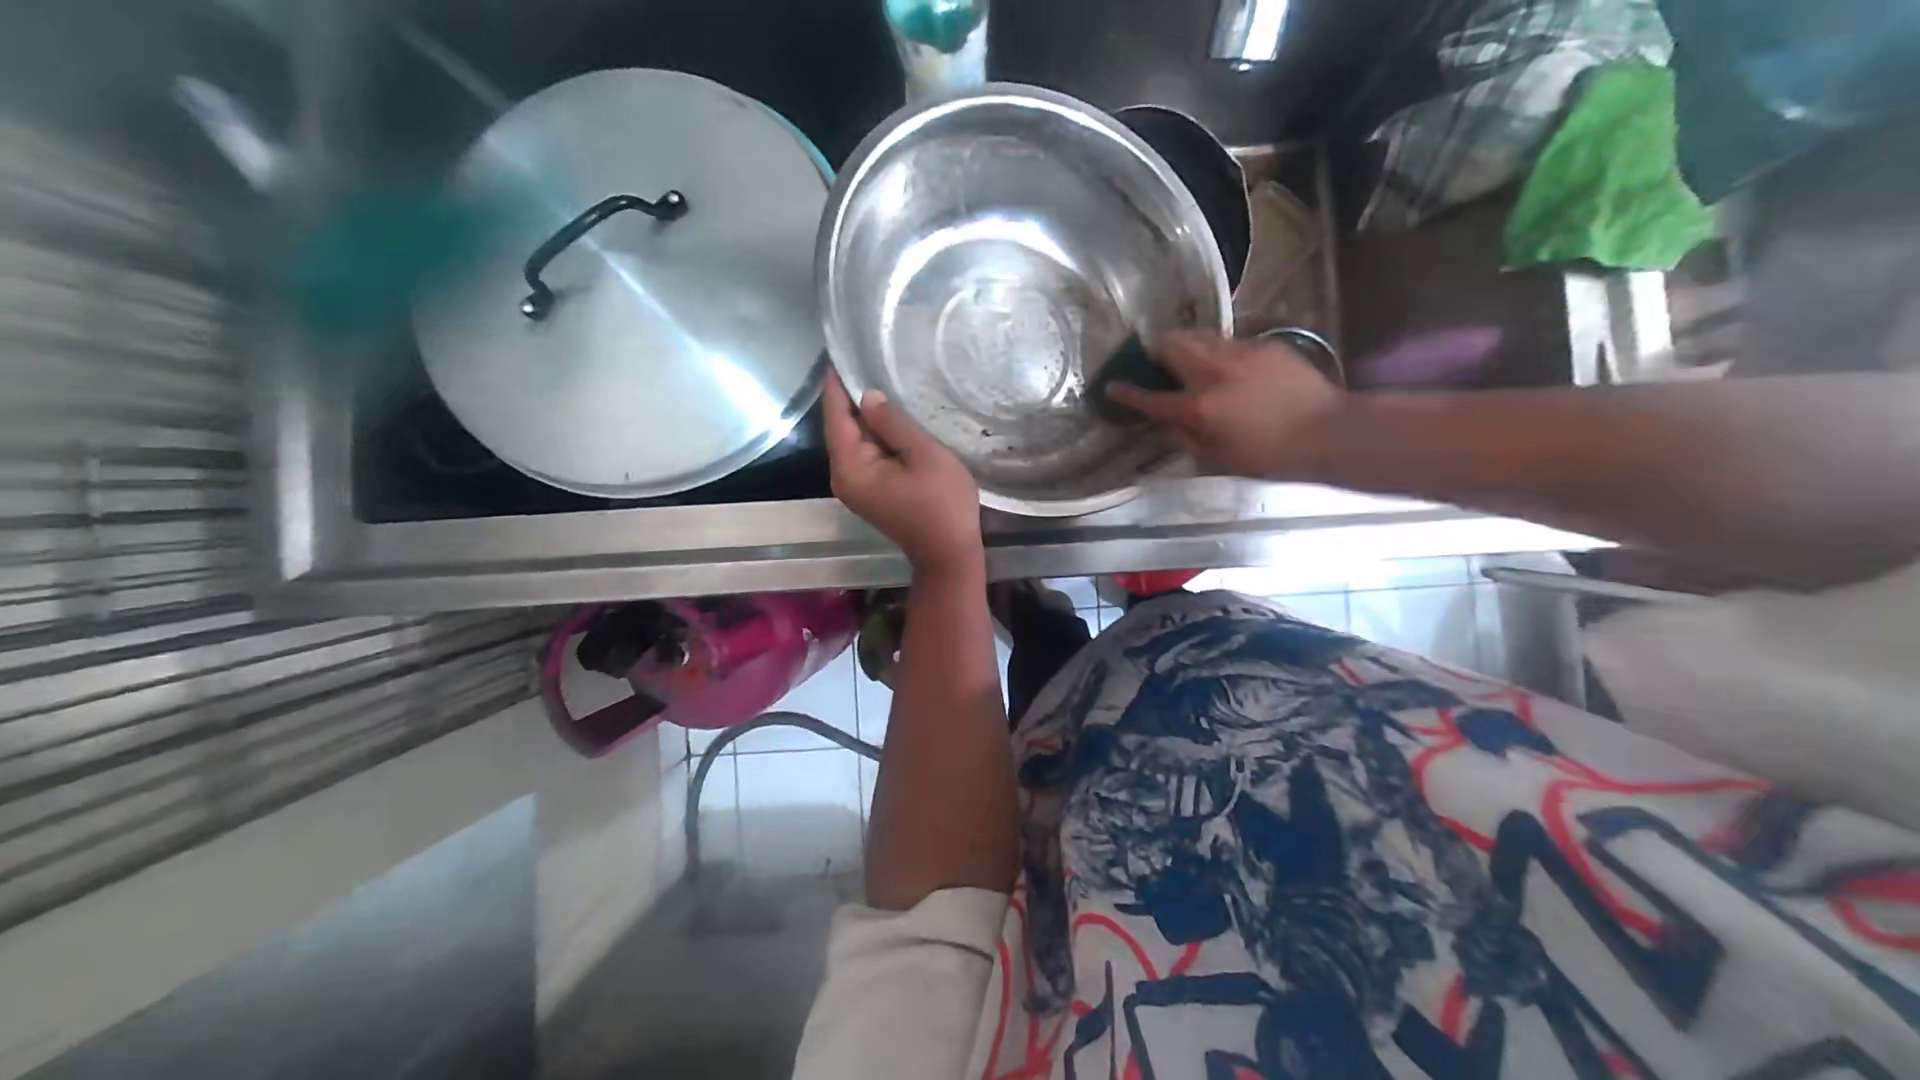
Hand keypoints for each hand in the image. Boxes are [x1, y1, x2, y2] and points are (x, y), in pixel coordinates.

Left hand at [823, 372, 983, 575]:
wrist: (949, 553)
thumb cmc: (941, 503)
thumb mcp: (923, 454)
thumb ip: (893, 423)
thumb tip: (868, 397)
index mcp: (851, 467)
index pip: (837, 417)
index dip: (837, 385)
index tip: (839, 353)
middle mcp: (844, 477)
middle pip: (842, 428)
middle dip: (851, 396)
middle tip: (864, 357)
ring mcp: (857, 487)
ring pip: (856, 441)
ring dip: (866, 415)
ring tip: (879, 377)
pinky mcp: (872, 491)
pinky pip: (867, 454)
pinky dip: (876, 434)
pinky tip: (891, 415)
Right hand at [1105, 331, 1343, 479]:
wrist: (1328, 433)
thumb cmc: (1270, 456)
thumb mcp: (1218, 459)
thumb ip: (1185, 439)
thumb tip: (1166, 425)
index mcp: (1199, 408)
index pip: (1152, 399)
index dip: (1128, 393)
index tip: (1112, 386)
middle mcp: (1214, 373)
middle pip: (1172, 345)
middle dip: (1156, 348)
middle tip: (1154, 357)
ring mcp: (1240, 354)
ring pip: (1200, 336)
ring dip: (1186, 343)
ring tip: (1185, 352)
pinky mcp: (1265, 346)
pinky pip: (1229, 342)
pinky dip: (1218, 349)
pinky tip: (1227, 364)